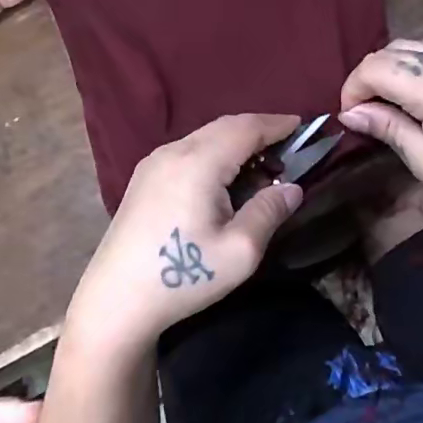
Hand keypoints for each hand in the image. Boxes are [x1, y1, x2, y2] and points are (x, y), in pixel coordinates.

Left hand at [63, 114, 306, 360]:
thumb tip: (292, 188)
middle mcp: (173, 151)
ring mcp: (153, 163)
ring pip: (204, 138)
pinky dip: (214, 155)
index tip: (304, 127)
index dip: (277, 124)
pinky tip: (224, 181)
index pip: (246, 126)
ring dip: (235, 144)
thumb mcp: (240, 250)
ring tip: (261, 169)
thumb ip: (269, 211)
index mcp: (198, 161)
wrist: (117, 298)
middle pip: (224, 127)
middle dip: (258, 132)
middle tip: (288, 152)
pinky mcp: (143, 178)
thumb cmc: (184, 275)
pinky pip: (187, 151)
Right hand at [338, 38, 422, 225]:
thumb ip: (389, 130)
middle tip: (364, 115)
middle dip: (364, 81)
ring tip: (384, 105)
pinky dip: (406, 65)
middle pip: (385, 53)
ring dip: (384, 71)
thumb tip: (349, 113)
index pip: (374, 69)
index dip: (351, 90)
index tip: (350, 118)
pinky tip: (409, 93)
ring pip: (404, 46)